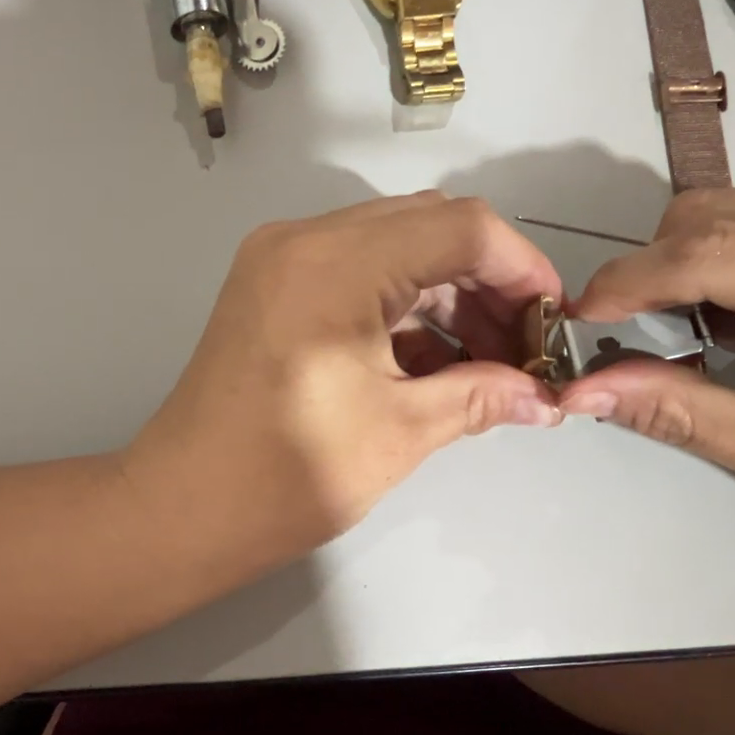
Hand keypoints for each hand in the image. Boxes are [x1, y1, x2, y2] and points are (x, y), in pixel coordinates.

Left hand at [124, 193, 563, 567]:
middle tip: (519, 349)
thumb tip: (544, 396)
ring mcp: (280, 260)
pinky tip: (432, 361)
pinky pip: (354, 274)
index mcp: (337, 262)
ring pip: (391, 248)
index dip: (521, 268)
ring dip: (444, 295)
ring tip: (483, 363)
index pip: (460, 227)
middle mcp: (304, 240)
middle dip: (485, 282)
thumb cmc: (289, 474)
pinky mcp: (271, 288)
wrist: (184, 508)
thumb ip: (481, 395)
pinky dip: (399, 306)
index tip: (549, 322)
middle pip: (426, 227)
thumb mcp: (401, 431)